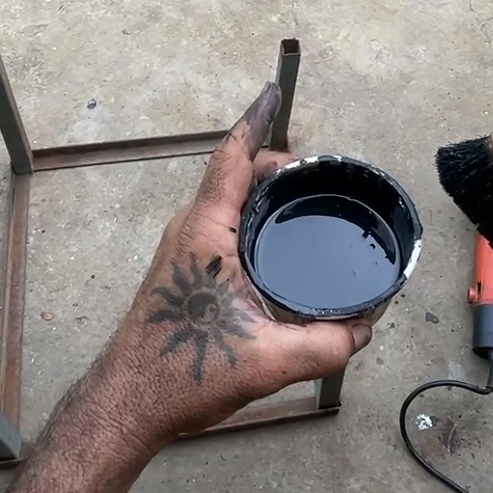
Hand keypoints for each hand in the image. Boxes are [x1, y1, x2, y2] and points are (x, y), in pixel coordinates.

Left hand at [92, 83, 373, 444]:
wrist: (127, 401)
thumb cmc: (182, 373)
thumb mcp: (268, 362)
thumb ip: (326, 344)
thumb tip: (365, 327)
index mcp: (207, 229)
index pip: (233, 158)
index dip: (255, 120)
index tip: (272, 90)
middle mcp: (191, 225)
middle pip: (234, 170)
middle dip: (274, 160)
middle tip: (317, 174)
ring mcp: (183, 242)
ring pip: (226, 194)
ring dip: (261, 186)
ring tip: (301, 196)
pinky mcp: (183, 261)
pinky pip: (221, 215)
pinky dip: (249, 208)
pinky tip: (272, 233)